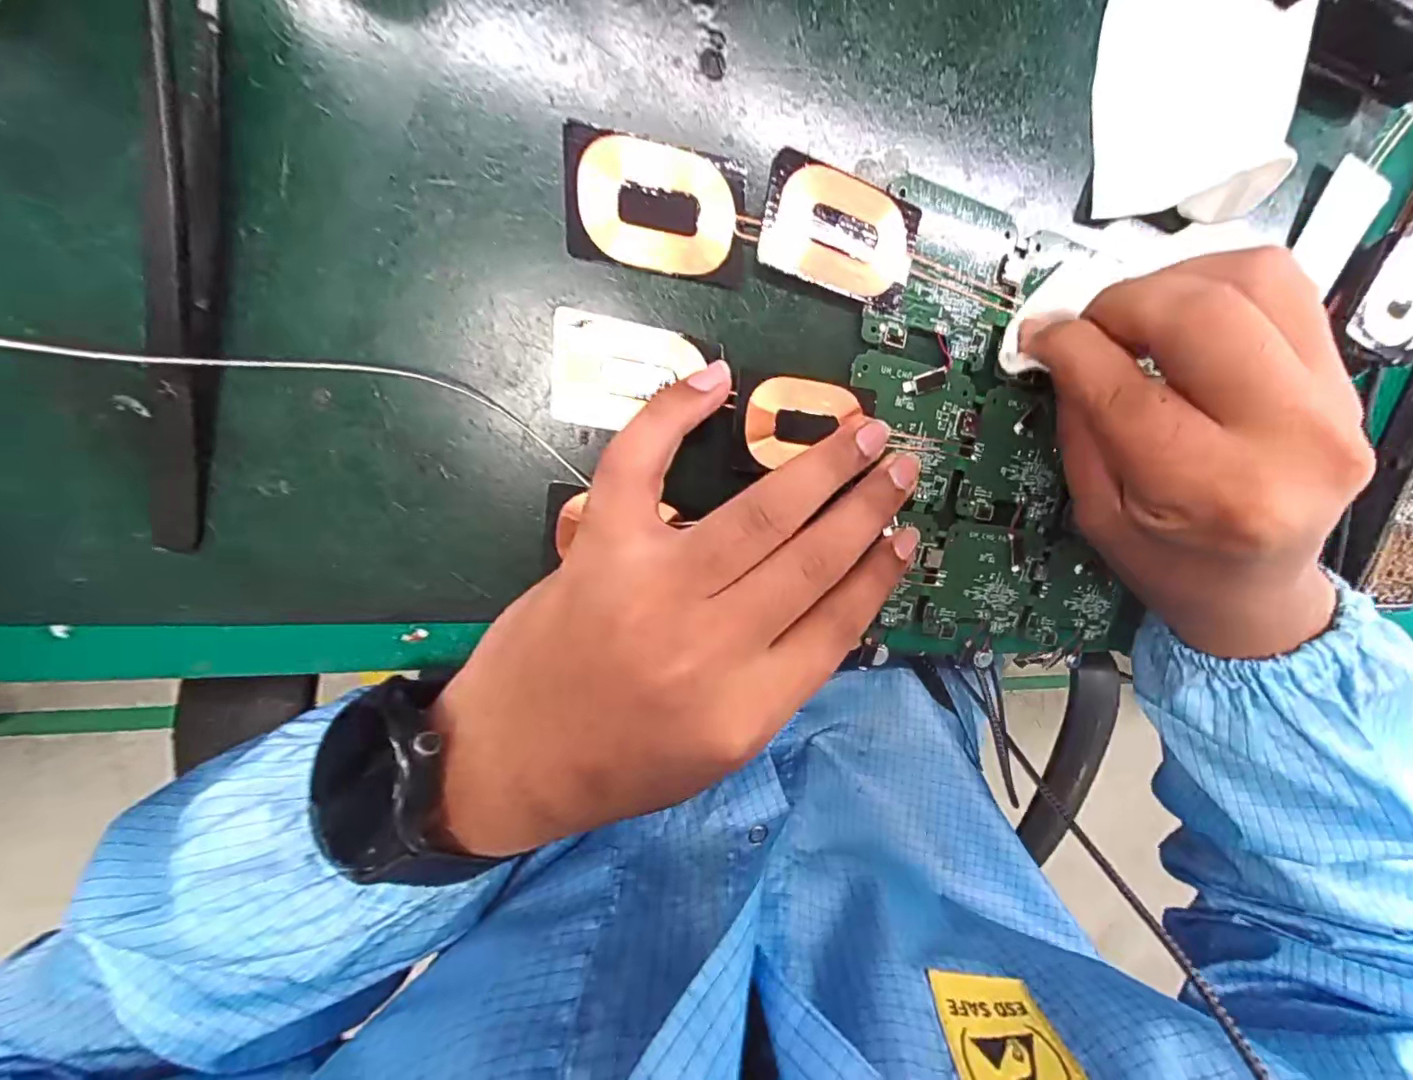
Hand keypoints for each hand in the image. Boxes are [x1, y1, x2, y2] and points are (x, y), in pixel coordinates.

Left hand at [428, 361, 921, 855]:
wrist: (509, 762)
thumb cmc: (617, 766)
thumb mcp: (718, 752)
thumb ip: (777, 685)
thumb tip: (829, 608)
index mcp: (747, 708)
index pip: (837, 624)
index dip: (877, 574)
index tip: (903, 535)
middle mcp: (711, 647)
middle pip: (811, 558)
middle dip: (865, 504)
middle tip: (898, 463)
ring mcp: (653, 590)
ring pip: (759, 514)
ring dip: (820, 466)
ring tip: (860, 432)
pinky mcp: (601, 551)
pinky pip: (640, 466)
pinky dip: (673, 413)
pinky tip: (718, 381)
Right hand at [1021, 247, 1372, 658]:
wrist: (1257, 590)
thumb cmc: (1166, 564)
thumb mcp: (1097, 510)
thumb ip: (1081, 422)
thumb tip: (1059, 345)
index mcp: (1212, 493)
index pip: (1125, 388)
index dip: (1069, 347)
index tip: (1039, 336)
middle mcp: (1289, 440)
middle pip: (1201, 313)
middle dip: (1121, 303)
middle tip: (1087, 325)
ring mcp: (1334, 403)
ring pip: (1254, 277)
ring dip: (1174, 281)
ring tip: (1134, 317)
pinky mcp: (1346, 379)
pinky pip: (1285, 290)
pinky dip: (1218, 285)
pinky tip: (1182, 316)